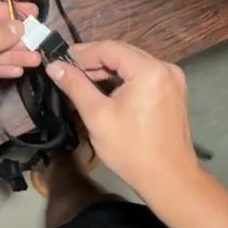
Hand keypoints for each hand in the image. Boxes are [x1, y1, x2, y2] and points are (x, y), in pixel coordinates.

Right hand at [47, 40, 202, 199]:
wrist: (169, 179)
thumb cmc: (131, 149)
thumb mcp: (97, 116)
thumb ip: (75, 86)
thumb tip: (54, 66)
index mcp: (149, 70)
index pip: (109, 48)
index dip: (82, 53)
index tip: (60, 61)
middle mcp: (165, 68)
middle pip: (122, 52)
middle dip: (94, 60)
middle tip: (68, 70)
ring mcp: (173, 79)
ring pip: (132, 63)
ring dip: (108, 69)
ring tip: (83, 80)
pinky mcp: (173, 91)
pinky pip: (143, 74)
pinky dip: (123, 78)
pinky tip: (106, 89)